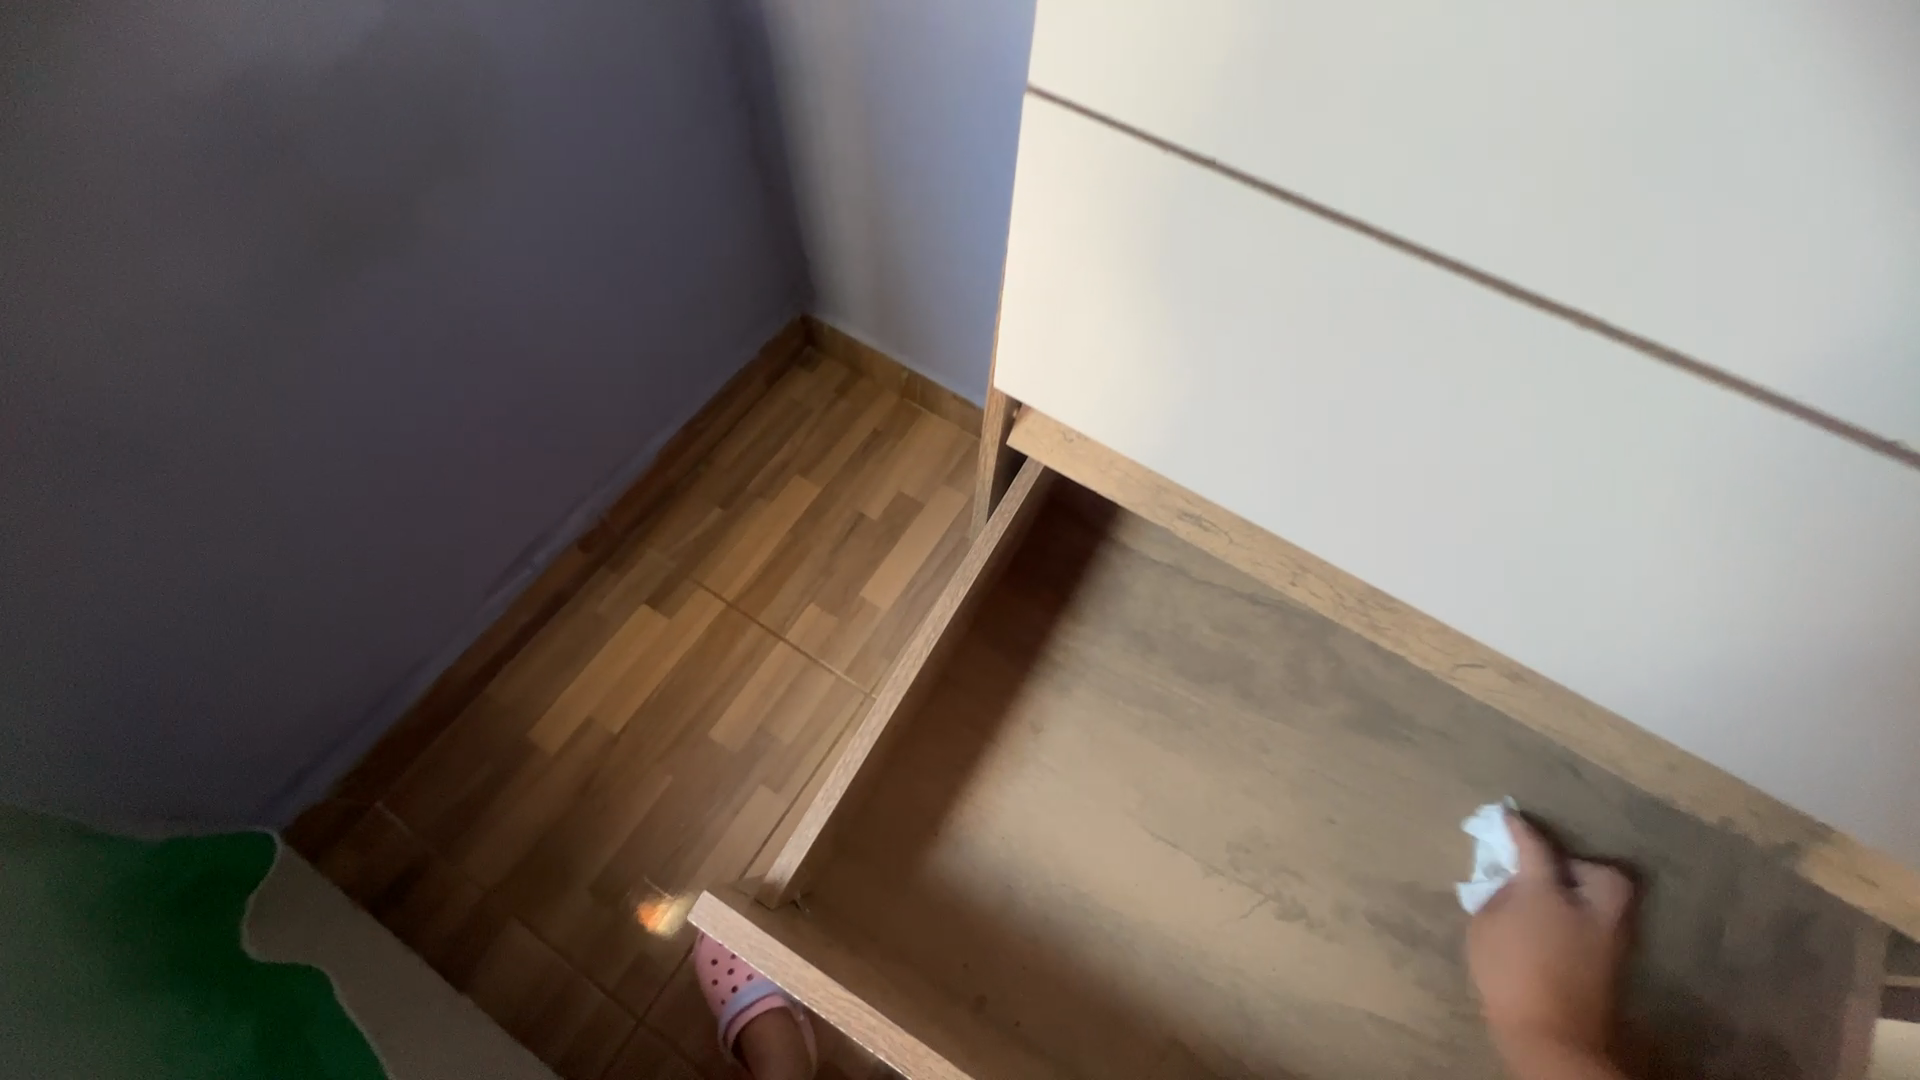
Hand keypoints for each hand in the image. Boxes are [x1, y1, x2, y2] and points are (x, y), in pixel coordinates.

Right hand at [1467, 813, 1634, 1070]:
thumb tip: (1514, 880)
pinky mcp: (1614, 962)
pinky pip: (1604, 923)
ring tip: (1555, 898)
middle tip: (1550, 870)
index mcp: (1549, 893)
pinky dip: (1585, 915)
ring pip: (1610, 899)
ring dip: (1586, 891)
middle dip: (1580, 865)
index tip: (1507, 815)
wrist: (1551, 1033)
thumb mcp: (1486, 924)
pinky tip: (1560, 925)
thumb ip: (1500, 894)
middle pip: (1603, 873)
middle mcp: (1589, 909)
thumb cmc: (1507, 972)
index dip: (1519, 828)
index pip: (1535, 846)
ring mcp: (1609, 937)